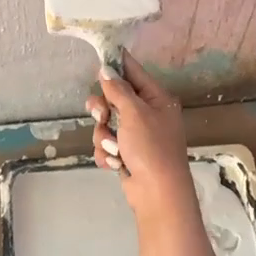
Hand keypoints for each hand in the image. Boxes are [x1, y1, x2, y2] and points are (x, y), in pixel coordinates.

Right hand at [85, 51, 193, 215]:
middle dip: (103, 110)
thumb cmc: (151, 148)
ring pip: (106, 123)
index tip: (97, 61)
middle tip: (101, 116)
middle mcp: (147, 114)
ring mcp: (137, 135)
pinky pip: (106, 143)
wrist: (157, 194)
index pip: (133, 72)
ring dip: (104, 136)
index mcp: (156, 99)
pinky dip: (106, 153)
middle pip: (113, 98)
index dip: (115, 65)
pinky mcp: (127, 153)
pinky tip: (114, 163)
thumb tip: (105, 69)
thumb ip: (118, 89)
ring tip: (113, 148)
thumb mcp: (134, 113)